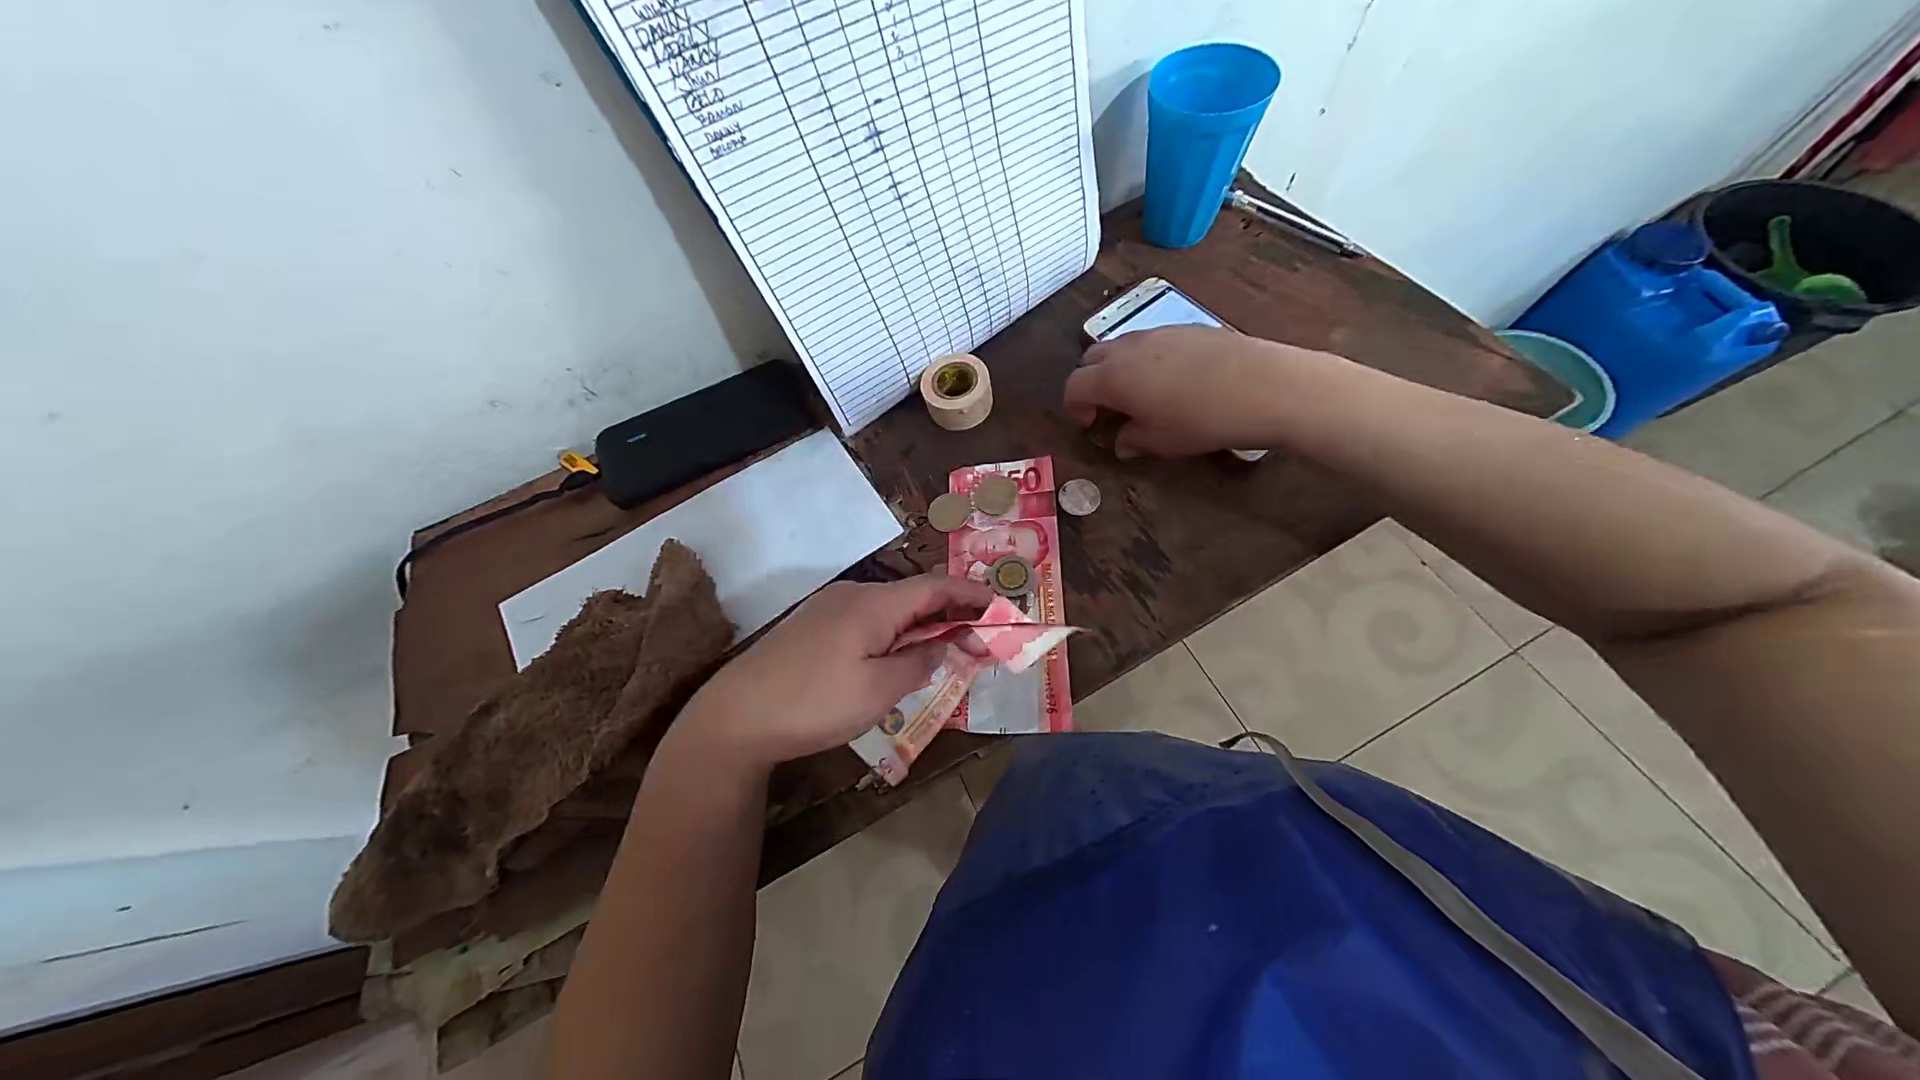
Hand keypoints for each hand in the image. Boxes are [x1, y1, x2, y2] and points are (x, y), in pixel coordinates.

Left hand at [672, 575, 995, 774]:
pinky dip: (895, 634)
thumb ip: (920, 662)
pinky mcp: (813, 627)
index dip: (972, 593)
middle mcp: (853, 595)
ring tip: (946, 652)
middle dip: (951, 614)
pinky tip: (899, 658)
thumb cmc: (815, 703)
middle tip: (981, 639)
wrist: (735, 717)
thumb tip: (946, 645)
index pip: (936, 586)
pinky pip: (868, 621)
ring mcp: (829, 609)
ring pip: (890, 610)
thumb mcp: (879, 690)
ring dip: (923, 626)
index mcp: (874, 603)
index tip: (1002, 606)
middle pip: (914, 595)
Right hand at [1064, 326, 1322, 456]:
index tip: (1090, 426)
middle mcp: (1128, 348)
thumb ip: (1133, 439)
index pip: (1074, 386)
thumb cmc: (1202, 421)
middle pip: (1092, 358)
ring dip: (1118, 369)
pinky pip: (1153, 342)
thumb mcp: (1161, 441)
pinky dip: (1147, 359)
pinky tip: (1173, 381)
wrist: (1266, 387)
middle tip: (1107, 408)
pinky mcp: (1188, 327)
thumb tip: (1123, 440)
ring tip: (1140, 395)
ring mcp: (1159, 332)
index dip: (1075, 408)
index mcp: (1112, 377)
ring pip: (1122, 346)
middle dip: (1091, 382)